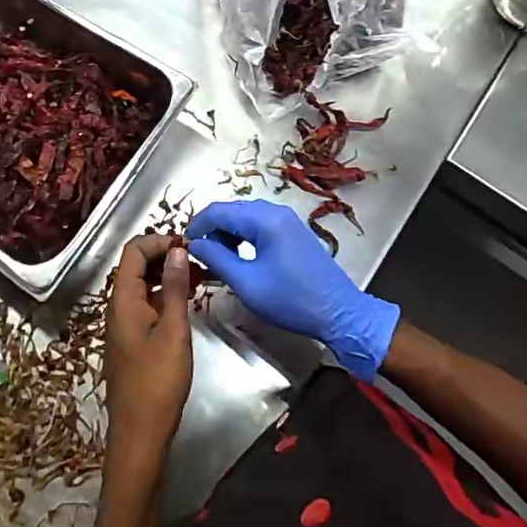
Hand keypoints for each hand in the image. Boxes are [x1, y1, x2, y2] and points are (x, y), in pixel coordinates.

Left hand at [102, 234, 193, 458]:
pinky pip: (145, 303)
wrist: (139, 432)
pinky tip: (187, 302)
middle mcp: (117, 304)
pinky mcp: (131, 338)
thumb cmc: (158, 381)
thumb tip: (177, 250)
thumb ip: (175, 288)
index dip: (158, 241)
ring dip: (166, 276)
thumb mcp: (174, 332)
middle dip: (164, 255)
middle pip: (135, 265)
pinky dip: (164, 295)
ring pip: (142, 285)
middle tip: (197, 259)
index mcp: (122, 298)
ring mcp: (123, 322)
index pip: (133, 251)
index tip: (188, 244)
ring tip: (198, 277)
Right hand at [187, 199, 399, 379]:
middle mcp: (275, 212)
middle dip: (211, 229)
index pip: (218, 211)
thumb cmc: (292, 300)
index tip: (184, 243)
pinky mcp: (293, 231)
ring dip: (227, 232)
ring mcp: (287, 220)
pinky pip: (259, 224)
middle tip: (200, 252)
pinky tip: (240, 255)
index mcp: (264, 220)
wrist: (342, 315)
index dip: (196, 225)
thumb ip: (216, 258)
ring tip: (219, 256)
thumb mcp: (246, 283)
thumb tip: (193, 244)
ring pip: (244, 216)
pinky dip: (243, 235)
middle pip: (231, 210)